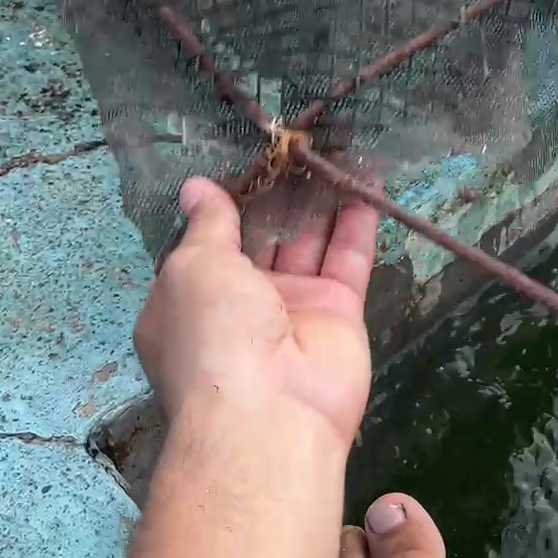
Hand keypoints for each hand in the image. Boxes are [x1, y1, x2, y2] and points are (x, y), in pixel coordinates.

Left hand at [134, 176, 379, 445]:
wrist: (271, 409)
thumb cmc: (213, 333)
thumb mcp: (193, 267)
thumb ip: (208, 223)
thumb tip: (197, 187)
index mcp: (190, 296)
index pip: (210, 242)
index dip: (228, 202)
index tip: (249, 162)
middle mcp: (242, 300)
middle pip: (264, 237)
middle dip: (280, 195)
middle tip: (298, 147)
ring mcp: (295, 305)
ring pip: (309, 240)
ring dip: (322, 199)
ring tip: (336, 153)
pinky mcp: (341, 308)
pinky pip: (349, 256)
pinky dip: (358, 219)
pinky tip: (367, 181)